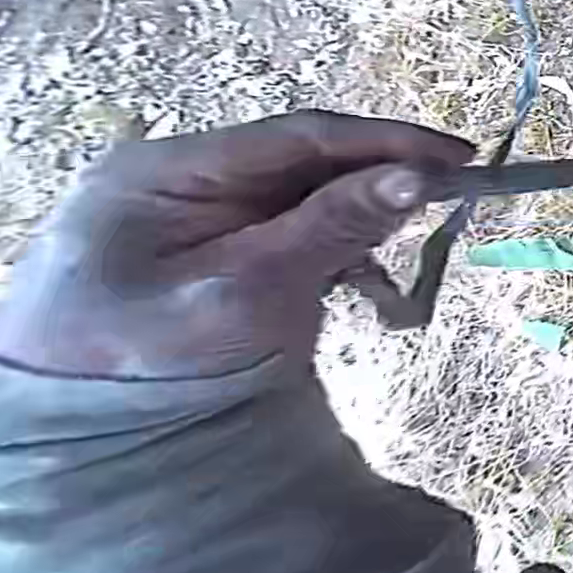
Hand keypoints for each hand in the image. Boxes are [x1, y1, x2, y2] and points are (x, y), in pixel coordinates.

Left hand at [0, 112, 470, 378]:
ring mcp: (217, 200)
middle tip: (452, 188)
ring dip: (374, 204)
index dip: (389, 140)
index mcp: (167, 171)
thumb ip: (337, 224)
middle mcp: (194, 172)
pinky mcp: (245, 229)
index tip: (460, 156)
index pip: (303, 135)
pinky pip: (320, 211)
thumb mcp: (252, 288)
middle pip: (319, 155)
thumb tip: (423, 178)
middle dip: (387, 173)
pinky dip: (356, 230)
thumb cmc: (159, 358)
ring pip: (327, 182)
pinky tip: (365, 260)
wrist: (111, 437)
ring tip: (409, 228)